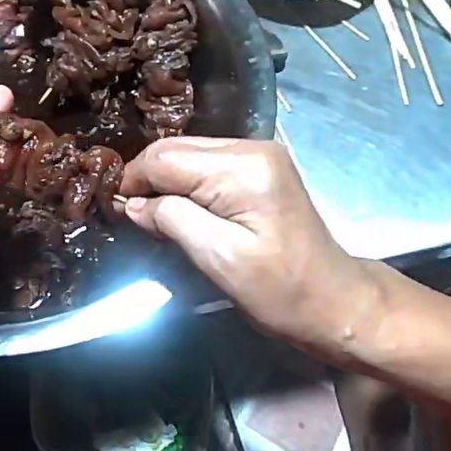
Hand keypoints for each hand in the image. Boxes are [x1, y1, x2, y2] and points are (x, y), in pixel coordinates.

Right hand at [119, 137, 379, 354]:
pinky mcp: (259, 169)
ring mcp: (258, 155)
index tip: (114, 210)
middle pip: (175, 148)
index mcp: (243, 168)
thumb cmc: (281, 291)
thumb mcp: (219, 260)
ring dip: (164, 183)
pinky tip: (179, 210)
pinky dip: (185, 185)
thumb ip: (172, 221)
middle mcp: (251, 148)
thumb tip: (131, 203)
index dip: (133, 181)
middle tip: (128, 215)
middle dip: (146, 179)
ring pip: (188, 154)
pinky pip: (206, 166)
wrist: (336, 302)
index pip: (165, 157)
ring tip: (151, 217)